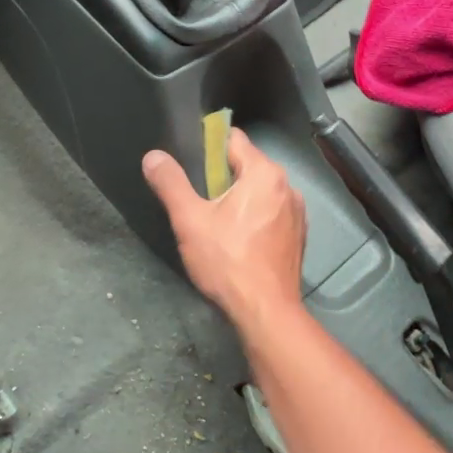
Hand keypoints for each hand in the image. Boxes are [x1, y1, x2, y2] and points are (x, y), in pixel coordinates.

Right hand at [141, 128, 306, 327]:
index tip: (189, 163)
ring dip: (240, 198)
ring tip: (216, 221)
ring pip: (260, 191)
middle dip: (222, 176)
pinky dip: (256, 217)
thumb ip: (171, 184)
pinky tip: (239, 240)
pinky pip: (272, 213)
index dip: (208, 146)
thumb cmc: (227, 262)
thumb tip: (154, 157)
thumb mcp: (190, 221)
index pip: (233, 140)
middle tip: (197, 198)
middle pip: (248, 165)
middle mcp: (287, 185)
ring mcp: (297, 212)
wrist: (266, 312)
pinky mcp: (298, 235)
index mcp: (264, 173)